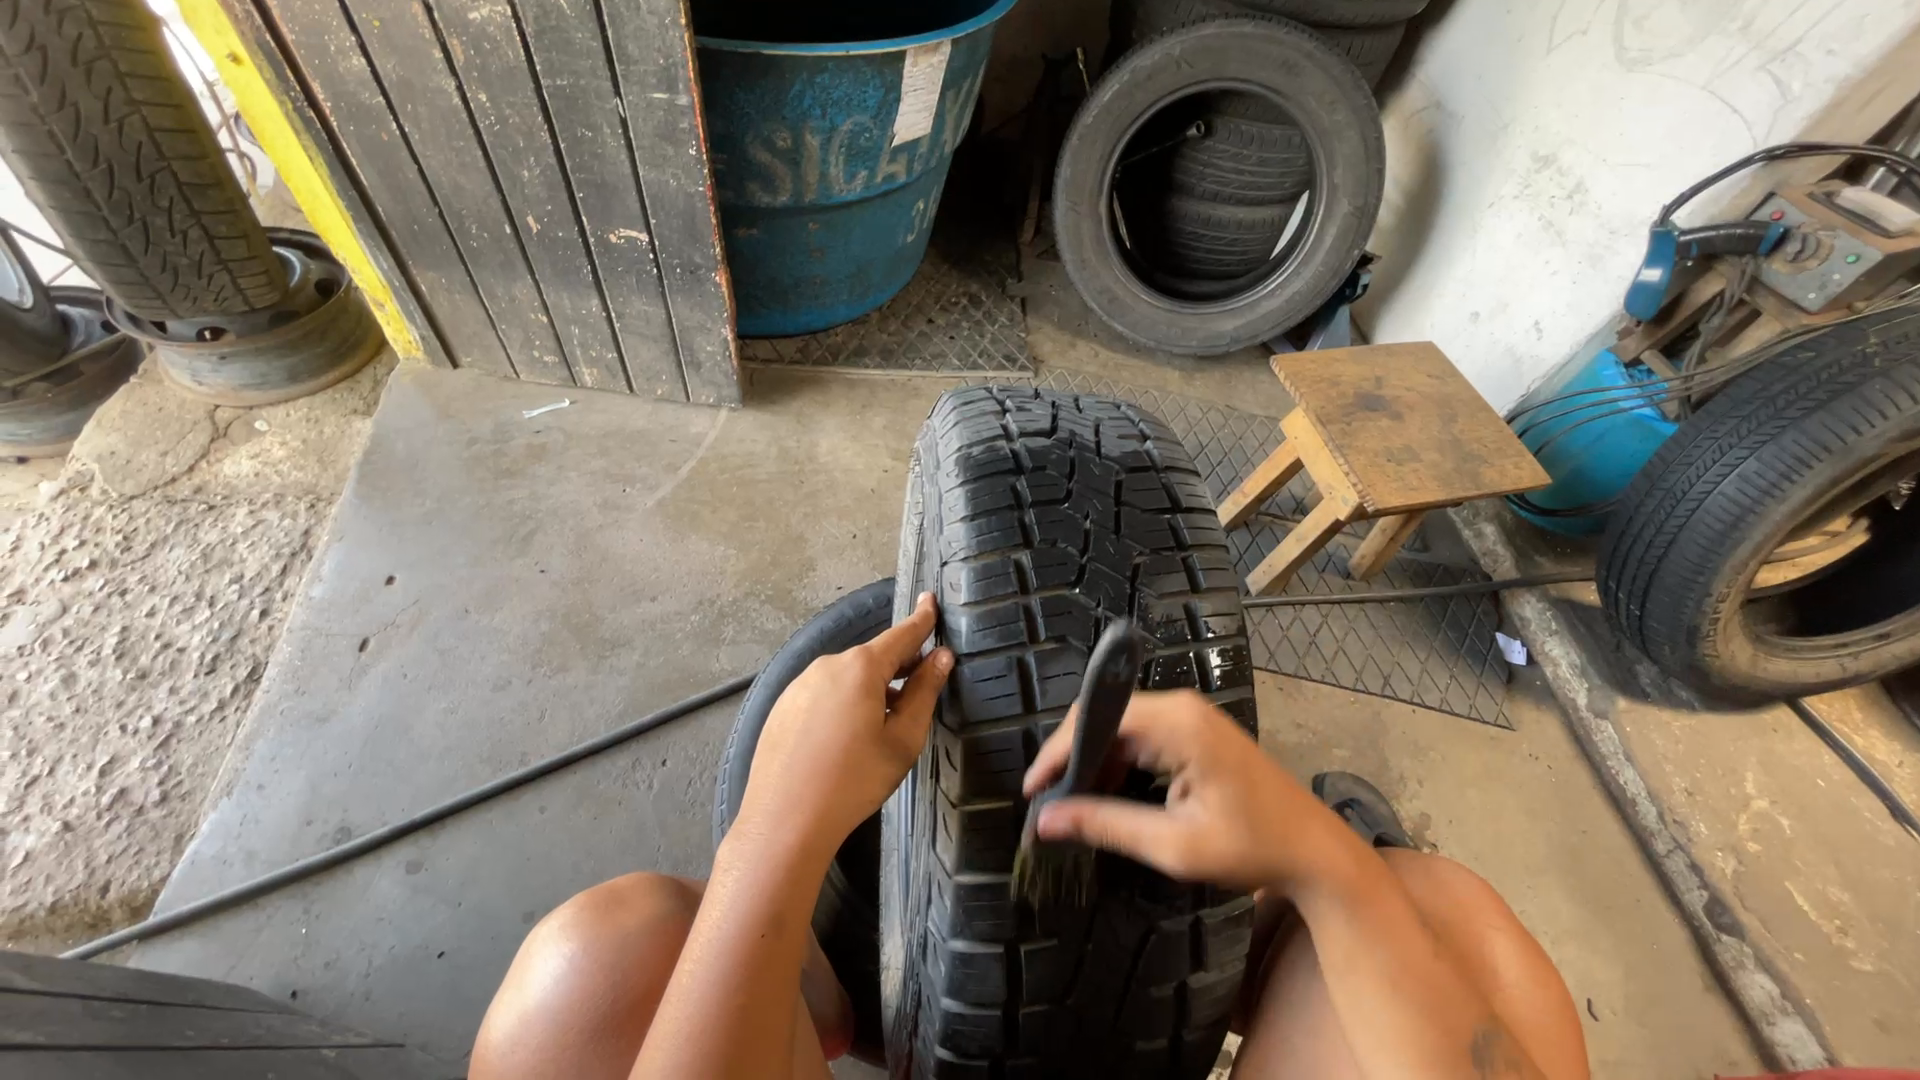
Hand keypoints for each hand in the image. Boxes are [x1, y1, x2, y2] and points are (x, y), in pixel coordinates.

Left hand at [736, 591, 953, 860]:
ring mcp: (799, 685)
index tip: (931, 600)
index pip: (901, 635)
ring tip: (882, 725)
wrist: (785, 820)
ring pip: (845, 678)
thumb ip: (924, 692)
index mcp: (860, 668)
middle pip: (872, 658)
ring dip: (869, 689)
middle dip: (897, 666)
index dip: (921, 620)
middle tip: (920, 683)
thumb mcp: (902, 740)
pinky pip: (822, 695)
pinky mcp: (781, 707)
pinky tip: (845, 739)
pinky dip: (842, 703)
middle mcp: (827, 666)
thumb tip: (941, 658)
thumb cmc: (854, 781)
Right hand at [1022, 690, 1350, 892]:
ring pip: (1119, 726)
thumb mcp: (1174, 845)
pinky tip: (1105, 794)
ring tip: (1069, 802)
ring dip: (1093, 761)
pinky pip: (1140, 735)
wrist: (1318, 853)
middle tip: (1047, 802)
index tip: (1032, 791)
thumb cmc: (1253, 849)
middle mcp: (1180, 707)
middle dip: (1071, 758)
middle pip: (1104, 717)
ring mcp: (1189, 716)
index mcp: (1178, 724)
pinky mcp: (1194, 730)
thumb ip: (1106, 825)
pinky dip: (1117, 762)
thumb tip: (1045, 821)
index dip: (1058, 753)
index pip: (1096, 719)